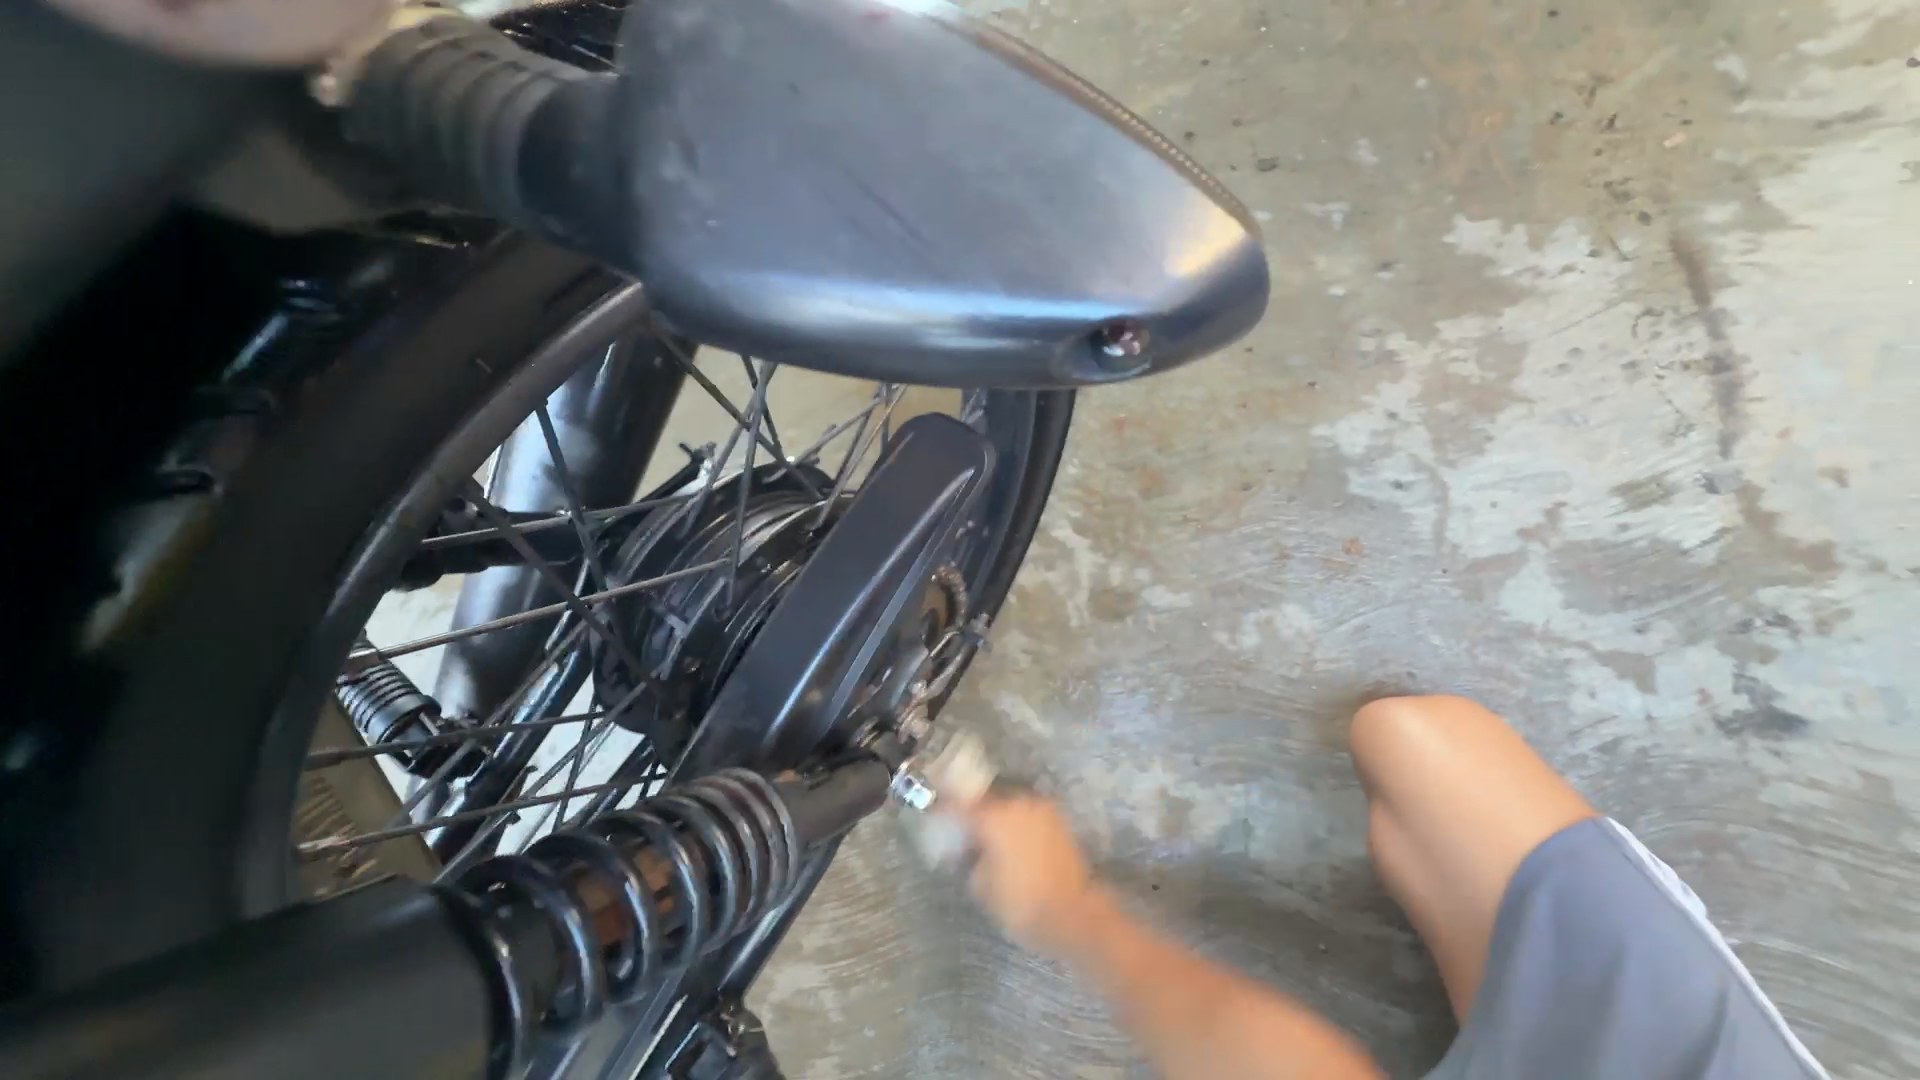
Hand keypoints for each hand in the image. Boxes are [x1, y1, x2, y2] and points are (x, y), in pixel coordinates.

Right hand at [959, 794, 1108, 957]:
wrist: (1076, 914)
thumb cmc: (1023, 903)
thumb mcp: (983, 887)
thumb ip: (971, 860)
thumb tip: (972, 850)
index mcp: (994, 817)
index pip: (959, 807)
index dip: (944, 812)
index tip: (934, 818)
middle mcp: (1018, 804)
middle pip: (986, 802)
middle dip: (973, 815)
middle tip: (963, 833)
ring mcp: (1041, 810)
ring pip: (1009, 808)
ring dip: (998, 820)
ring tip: (989, 841)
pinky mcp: (1058, 821)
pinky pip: (1028, 817)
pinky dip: (1017, 826)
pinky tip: (1012, 845)